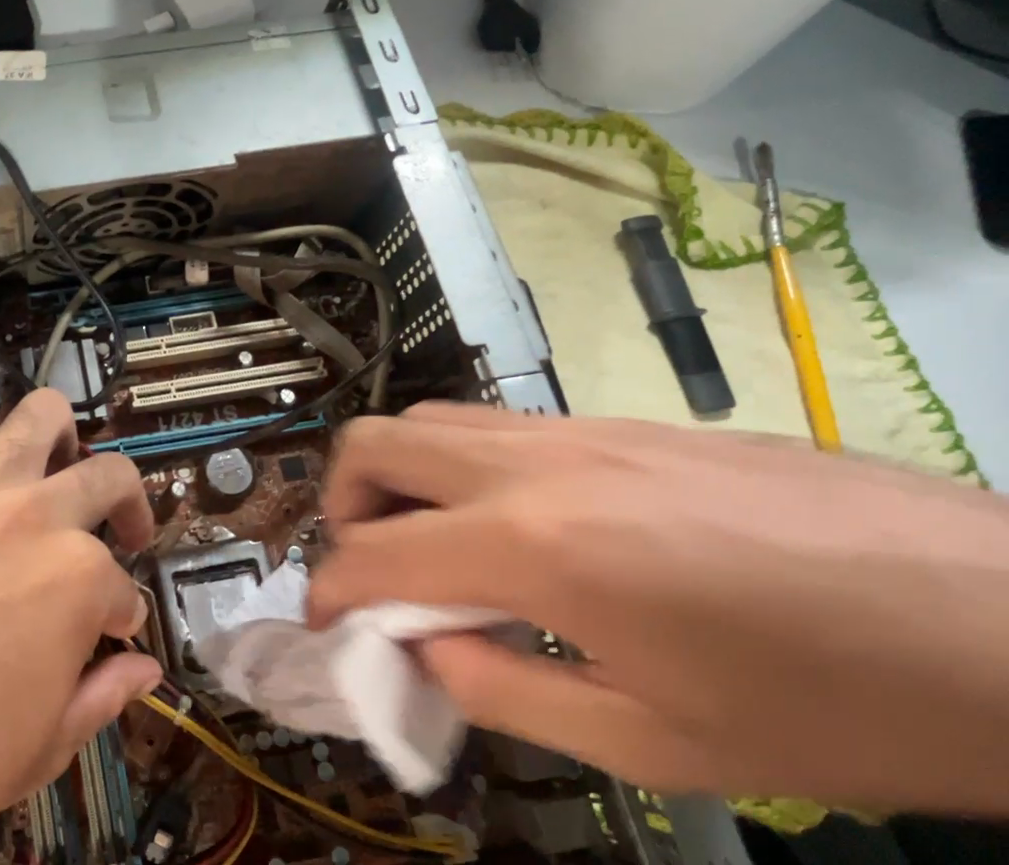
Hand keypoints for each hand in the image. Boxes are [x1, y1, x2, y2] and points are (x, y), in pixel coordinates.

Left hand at [0, 378, 159, 859]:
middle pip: (106, 480)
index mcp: (78, 582)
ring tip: (54, 462)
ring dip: (58, 434)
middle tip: (118, 535)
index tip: (110, 632)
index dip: (120, 615)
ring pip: (39, 415)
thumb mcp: (39, 748)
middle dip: (126, 510)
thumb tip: (139, 670)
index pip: (122, 589)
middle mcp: (35, 517)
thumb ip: (100, 696)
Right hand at [307, 403, 1008, 814]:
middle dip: (342, 506)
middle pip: (377, 443)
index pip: (374, 553)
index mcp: (536, 545)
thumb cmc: (834, 709)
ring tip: (439, 546)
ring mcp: (588, 429)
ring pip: (435, 420)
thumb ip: (504, 691)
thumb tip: (428, 652)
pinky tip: (531, 530)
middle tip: (370, 569)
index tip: (326, 623)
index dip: (329, 590)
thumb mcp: (655, 741)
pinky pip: (507, 427)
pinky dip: (472, 471)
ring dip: (403, 478)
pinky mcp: (634, 423)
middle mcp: (540, 464)